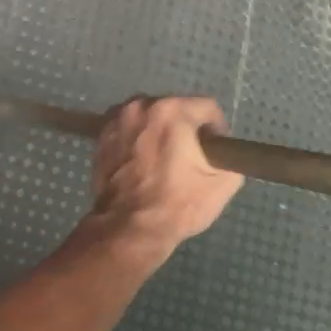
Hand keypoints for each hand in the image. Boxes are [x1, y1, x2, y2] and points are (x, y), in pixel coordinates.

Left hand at [88, 97, 243, 255]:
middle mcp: (141, 105)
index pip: (207, 107)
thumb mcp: (223, 183)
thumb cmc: (177, 203)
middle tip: (190, 156)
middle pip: (174, 107)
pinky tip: (141, 160)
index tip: (215, 150)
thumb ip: (230, 156)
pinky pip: (128, 127)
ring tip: (163, 158)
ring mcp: (116, 117)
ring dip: (159, 130)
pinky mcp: (101, 133)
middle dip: (185, 127)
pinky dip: (137, 137)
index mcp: (172, 110)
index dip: (217, 128)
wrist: (128, 224)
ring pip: (149, 115)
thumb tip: (221, 150)